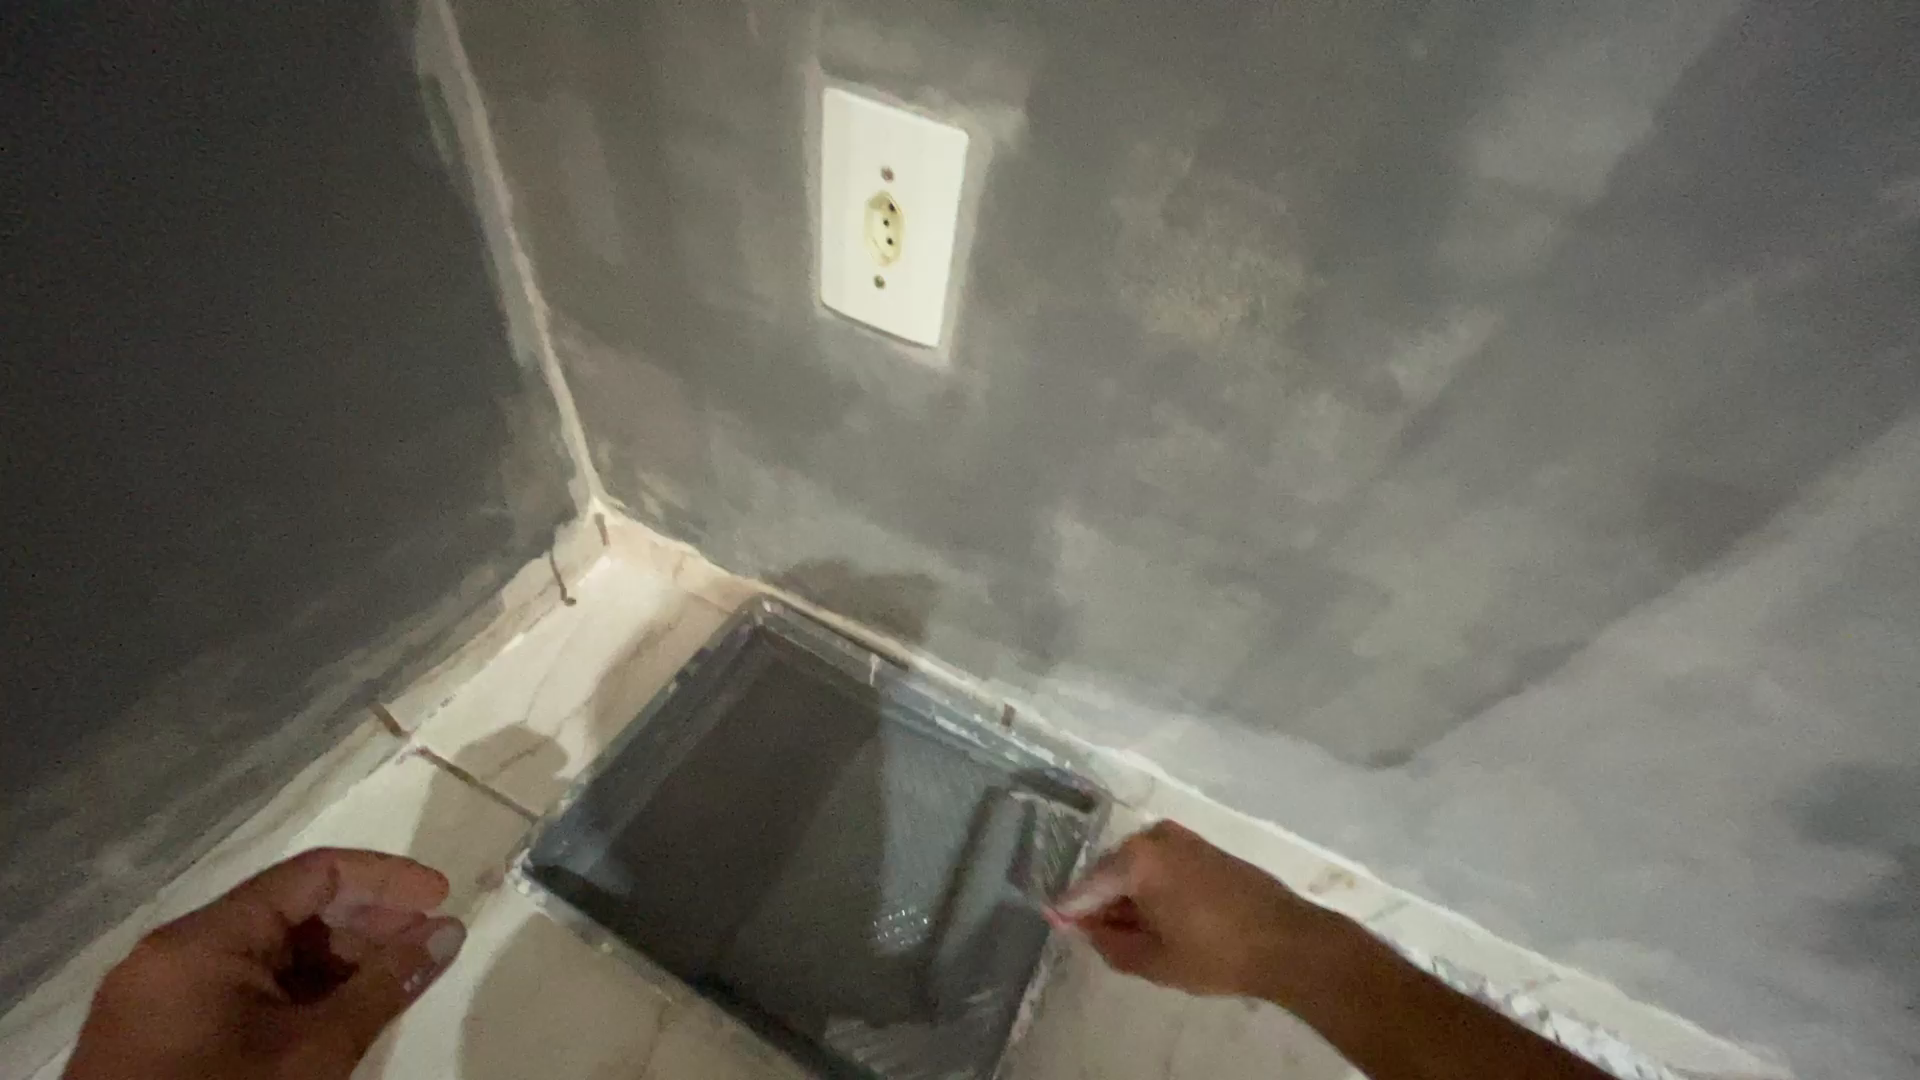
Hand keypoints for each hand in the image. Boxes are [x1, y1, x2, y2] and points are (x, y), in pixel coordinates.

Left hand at [65, 848, 466, 1079]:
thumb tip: (450, 931)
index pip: (316, 873)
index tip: (441, 901)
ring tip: (397, 978)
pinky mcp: (167, 1033)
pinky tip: (350, 1007)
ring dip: (346, 957)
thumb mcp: (318, 1047)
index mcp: (202, 941)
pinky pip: (254, 984)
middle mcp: (177, 954)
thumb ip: (390, 980)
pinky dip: (310, 988)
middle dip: (371, 922)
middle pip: (297, 907)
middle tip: (425, 943)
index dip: (388, 879)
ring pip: (280, 948)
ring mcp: (166, 996)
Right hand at [1048, 820, 1332, 997]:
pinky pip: (1158, 862)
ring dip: (1127, 894)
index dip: (1070, 908)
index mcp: (1135, 858)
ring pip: (1135, 866)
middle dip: (1101, 901)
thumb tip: (1084, 928)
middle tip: (1097, 934)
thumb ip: (1109, 943)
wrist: (1287, 940)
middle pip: (1110, 870)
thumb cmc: (1216, 952)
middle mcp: (1151, 835)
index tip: (1052, 919)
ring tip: (1132, 930)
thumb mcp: (1153, 960)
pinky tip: (1157, 914)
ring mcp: (1178, 835)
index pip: (1088, 886)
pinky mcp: (1198, 843)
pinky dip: (1149, 885)